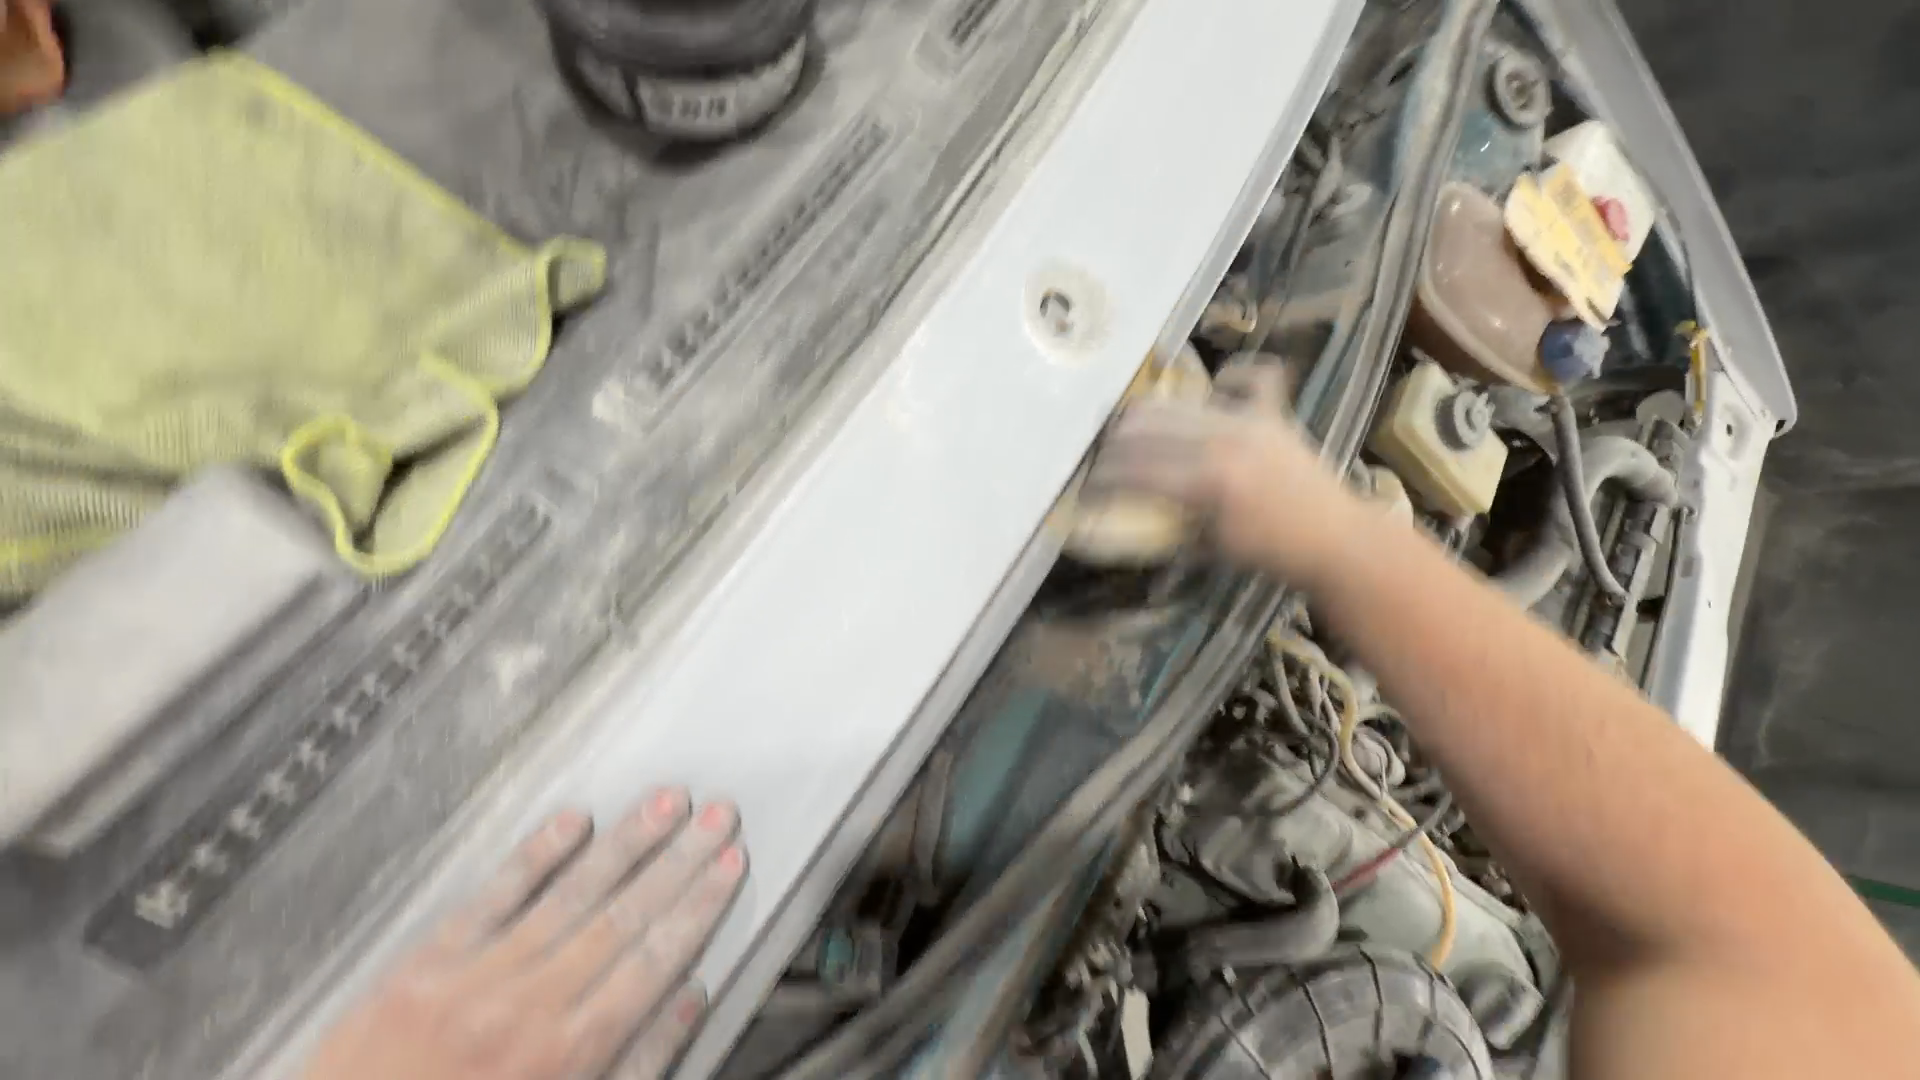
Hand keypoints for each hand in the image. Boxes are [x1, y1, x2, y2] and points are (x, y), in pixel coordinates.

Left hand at [303, 790, 745, 1079]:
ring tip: (668, 802)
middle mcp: (531, 1006)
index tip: (732, 862)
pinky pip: (492, 898)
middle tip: (718, 814)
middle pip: (626, 916)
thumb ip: (640, 1065)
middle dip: (681, 859)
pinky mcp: (425, 965)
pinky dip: (536, 855)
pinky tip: (573, 820)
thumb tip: (689, 999)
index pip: (656, 958)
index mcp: (569, 1055)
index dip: (701, 904)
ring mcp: (477, 978)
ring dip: (628, 843)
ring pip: (573, 894)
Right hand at [1085, 359, 1363, 585]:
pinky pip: (1248, 376)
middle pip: (1143, 426)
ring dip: (1146, 416)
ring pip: (1177, 401)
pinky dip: (1227, 378)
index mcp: (1205, 482)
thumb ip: (1162, 524)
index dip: (1098, 480)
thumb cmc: (1269, 554)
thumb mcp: (1205, 549)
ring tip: (1133, 434)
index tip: (1083, 490)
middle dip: (1111, 446)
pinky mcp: (1274, 411)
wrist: (1337, 540)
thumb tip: (1120, 516)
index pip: (1131, 470)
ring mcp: (1249, 419)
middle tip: (1102, 463)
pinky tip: (1211, 393)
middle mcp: (1222, 440)